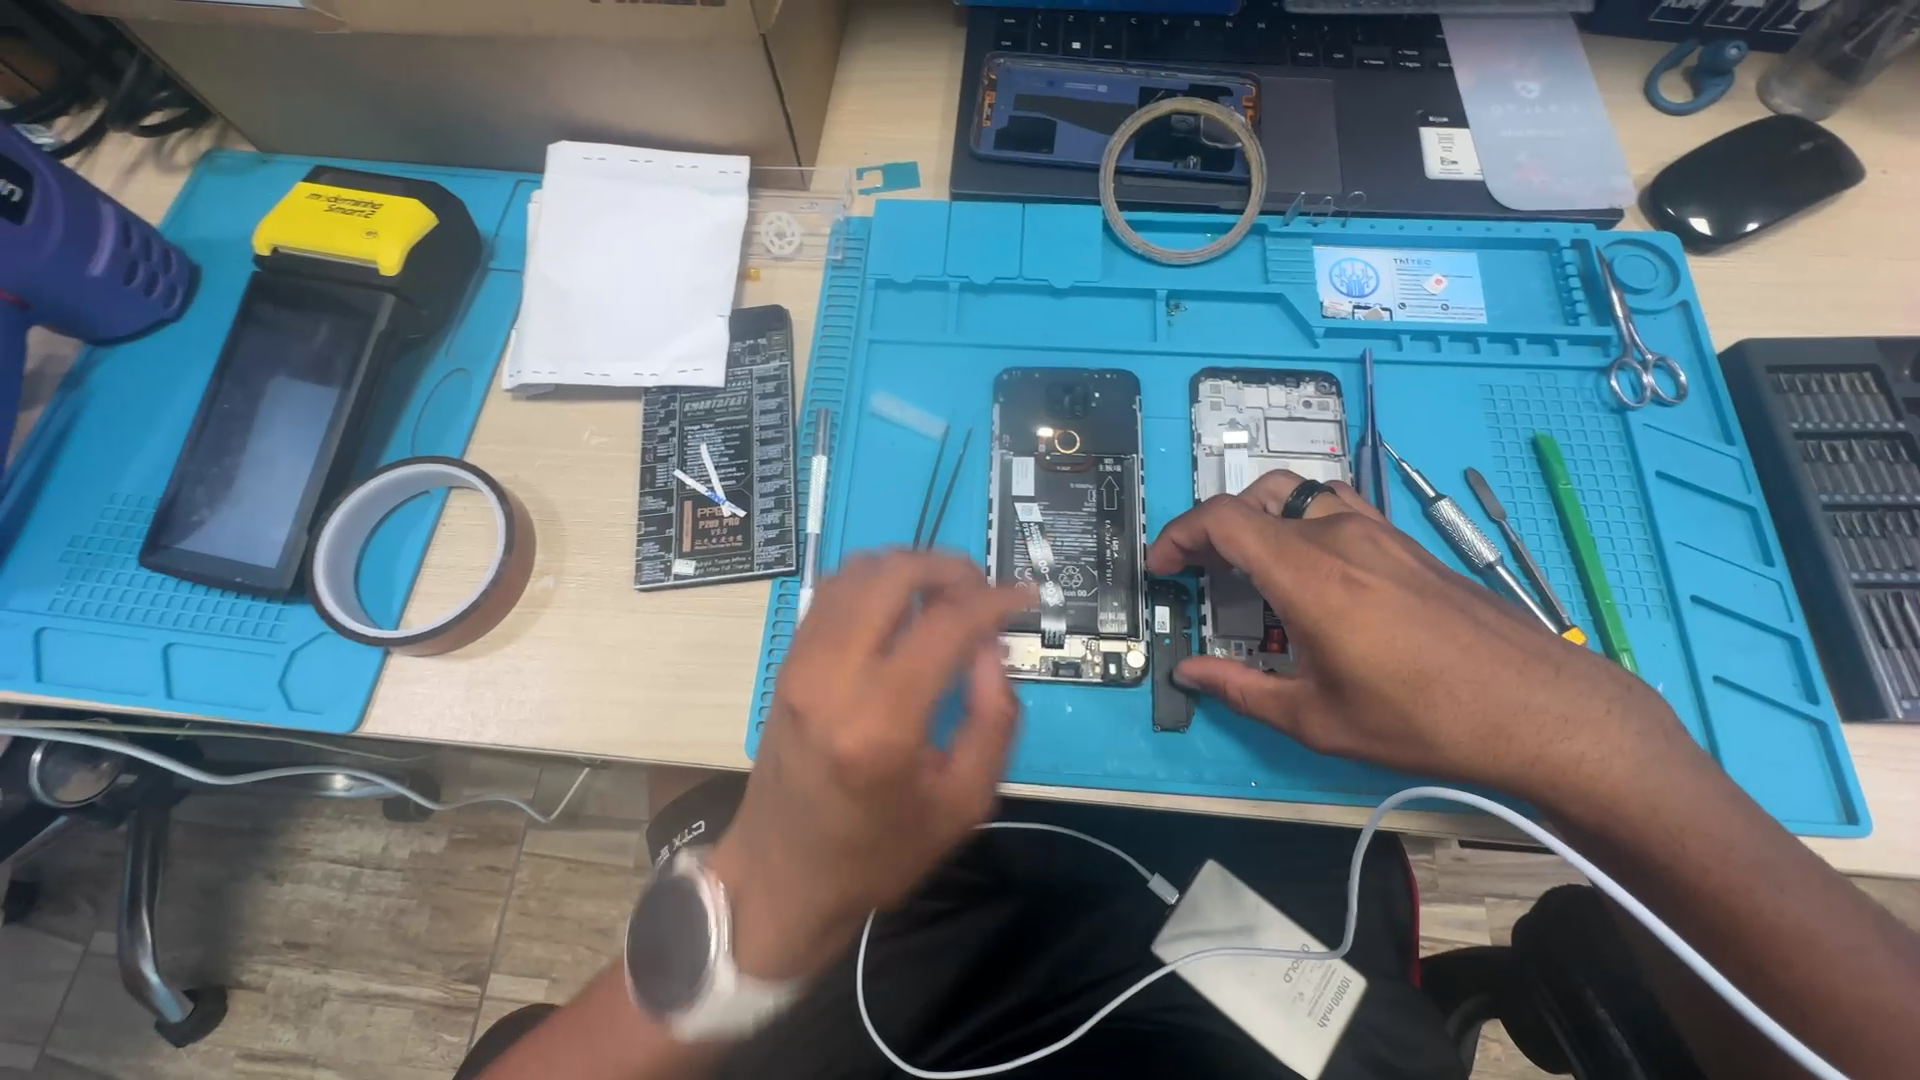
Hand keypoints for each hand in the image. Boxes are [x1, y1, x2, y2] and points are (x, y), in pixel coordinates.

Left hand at [707, 552, 1029, 981]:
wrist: (783, 876)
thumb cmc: (879, 852)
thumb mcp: (962, 804)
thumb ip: (993, 719)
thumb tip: (991, 649)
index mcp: (882, 722)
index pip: (946, 624)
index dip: (995, 601)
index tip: (1025, 597)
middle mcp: (833, 677)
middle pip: (894, 574)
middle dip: (950, 568)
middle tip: (983, 594)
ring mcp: (801, 664)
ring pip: (858, 572)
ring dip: (910, 569)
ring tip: (946, 599)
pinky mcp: (787, 663)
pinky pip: (832, 593)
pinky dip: (875, 584)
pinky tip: (902, 611)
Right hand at [1146, 471, 1693, 810]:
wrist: (1544, 711)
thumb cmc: (1422, 721)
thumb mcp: (1316, 720)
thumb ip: (1240, 690)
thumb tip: (1188, 674)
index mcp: (1309, 575)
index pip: (1223, 520)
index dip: (1179, 535)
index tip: (1162, 569)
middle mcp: (1341, 537)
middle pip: (1255, 497)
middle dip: (1212, 527)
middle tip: (1199, 571)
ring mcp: (1382, 534)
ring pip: (1300, 493)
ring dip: (1260, 516)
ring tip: (1250, 564)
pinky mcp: (1410, 545)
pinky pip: (1339, 508)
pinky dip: (1302, 522)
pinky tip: (1313, 571)